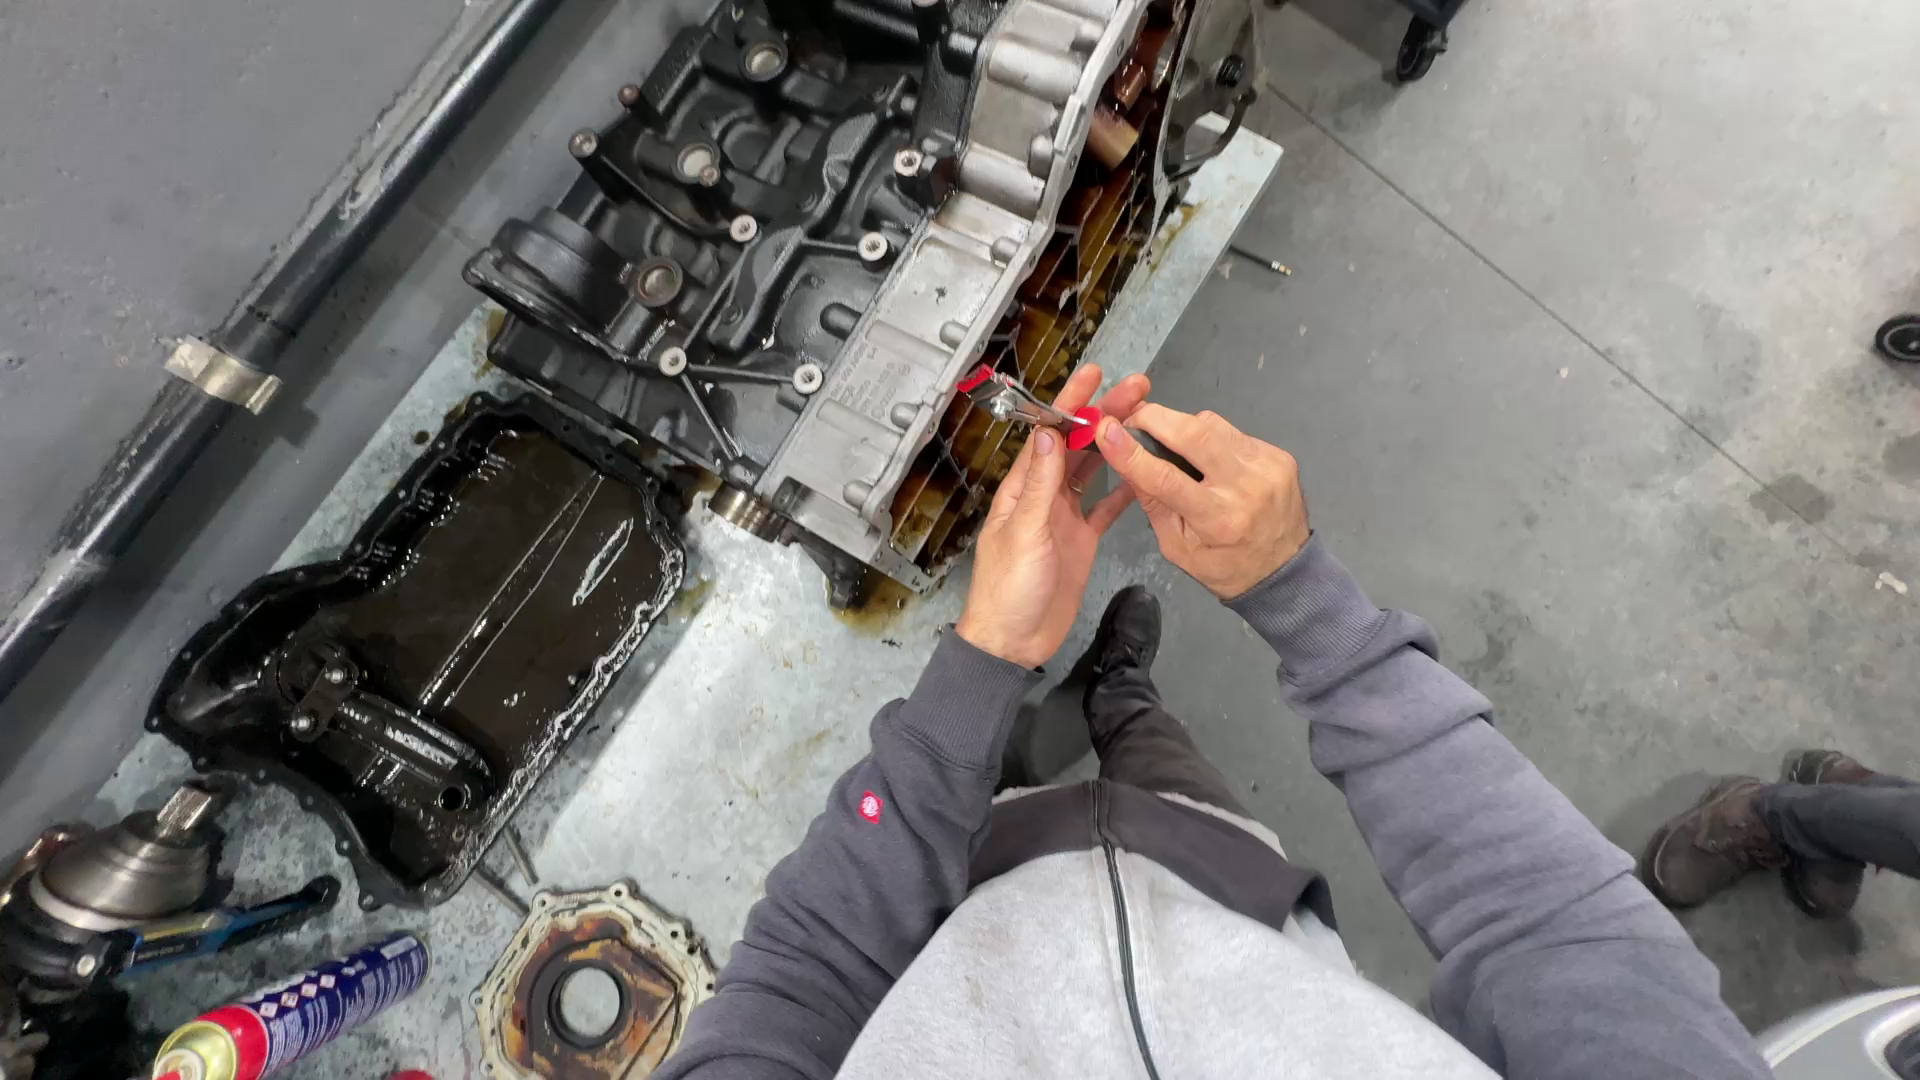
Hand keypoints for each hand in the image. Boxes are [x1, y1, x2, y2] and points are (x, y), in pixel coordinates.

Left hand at [956, 365, 1148, 666]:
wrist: (1015, 641)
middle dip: (1102, 416)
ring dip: (1114, 444)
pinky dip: (1123, 491)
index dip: (1069, 404)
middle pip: (1076, 447)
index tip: (1093, 374)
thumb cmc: (1009, 589)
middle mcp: (1044, 497)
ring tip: (1144, 418)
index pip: (1048, 436)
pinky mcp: (1082, 541)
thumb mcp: (1025, 534)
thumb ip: (1041, 487)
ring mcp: (1064, 518)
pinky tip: (1143, 474)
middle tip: (1137, 388)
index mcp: (1023, 490)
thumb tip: (1050, 435)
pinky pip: (1105, 509)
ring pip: (1092, 471)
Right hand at [1095, 405, 1309, 598]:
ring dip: (1181, 424)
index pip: (1165, 478)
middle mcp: (1246, 487)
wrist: (1286, 572)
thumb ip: (1154, 503)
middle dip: (1155, 418)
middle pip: (1194, 434)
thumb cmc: (1222, 566)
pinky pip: (1232, 432)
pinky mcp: (1279, 455)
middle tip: (1131, 418)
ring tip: (1166, 438)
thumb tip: (1126, 460)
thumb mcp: (1177, 547)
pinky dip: (1209, 436)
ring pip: (1212, 424)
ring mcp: (1267, 467)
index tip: (1105, 430)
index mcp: (1217, 520)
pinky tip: (1204, 454)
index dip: (1130, 452)